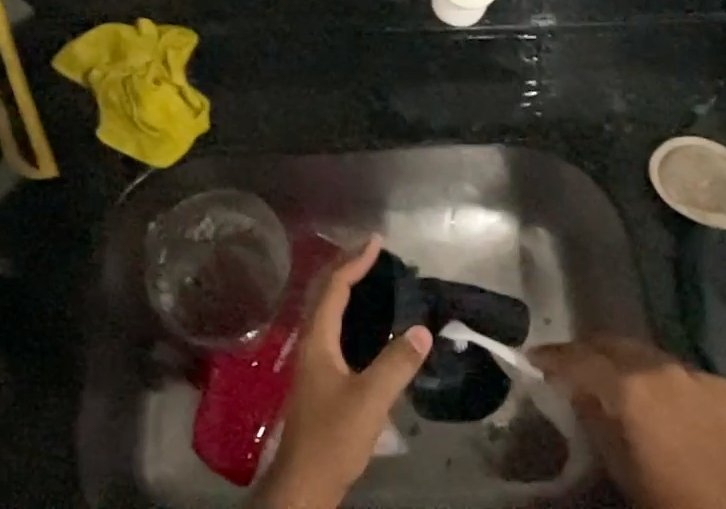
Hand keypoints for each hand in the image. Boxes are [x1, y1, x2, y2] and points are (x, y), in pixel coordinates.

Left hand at [253, 236, 432, 508]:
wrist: (304, 483)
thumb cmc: (333, 437)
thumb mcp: (370, 400)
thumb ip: (396, 364)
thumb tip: (421, 331)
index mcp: (317, 340)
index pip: (334, 288)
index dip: (355, 262)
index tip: (377, 242)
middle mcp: (310, 343)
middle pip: (324, 293)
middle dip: (346, 266)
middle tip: (372, 251)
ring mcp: (311, 362)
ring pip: (325, 311)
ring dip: (345, 288)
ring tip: (370, 276)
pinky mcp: (318, 378)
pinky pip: (331, 328)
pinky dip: (347, 312)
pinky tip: (364, 324)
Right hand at [532, 337, 725, 508]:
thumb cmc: (677, 505)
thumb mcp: (623, 475)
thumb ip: (596, 427)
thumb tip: (577, 399)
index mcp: (631, 387)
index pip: (578, 358)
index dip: (552, 357)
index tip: (533, 359)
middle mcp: (662, 368)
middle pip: (612, 344)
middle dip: (586, 352)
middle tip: (566, 370)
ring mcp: (698, 375)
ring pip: (646, 354)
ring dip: (622, 363)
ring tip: (609, 386)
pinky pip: (678, 373)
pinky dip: (657, 378)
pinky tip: (658, 405)